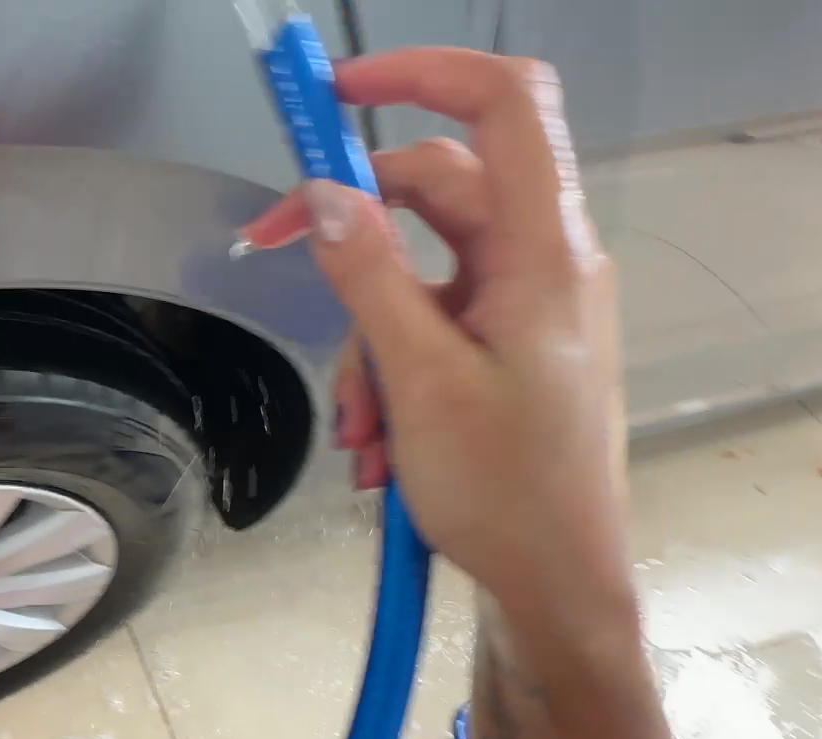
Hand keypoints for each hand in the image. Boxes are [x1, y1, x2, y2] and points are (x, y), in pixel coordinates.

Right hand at [240, 48, 633, 629]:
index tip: (335, 95)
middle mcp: (535, 266)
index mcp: (542, 252)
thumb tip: (325, 199)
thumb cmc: (502, 484)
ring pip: (411, 283)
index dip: (422, 77)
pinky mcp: (493, 356)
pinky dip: (384, 382)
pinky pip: (420, 337)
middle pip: (430, 200)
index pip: (502, 107)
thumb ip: (370, 280)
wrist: (551, 577)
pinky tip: (377, 450)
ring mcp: (515, 313)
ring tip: (358, 435)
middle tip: (270, 252)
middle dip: (350, 244)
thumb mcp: (420, 380)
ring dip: (363, 351)